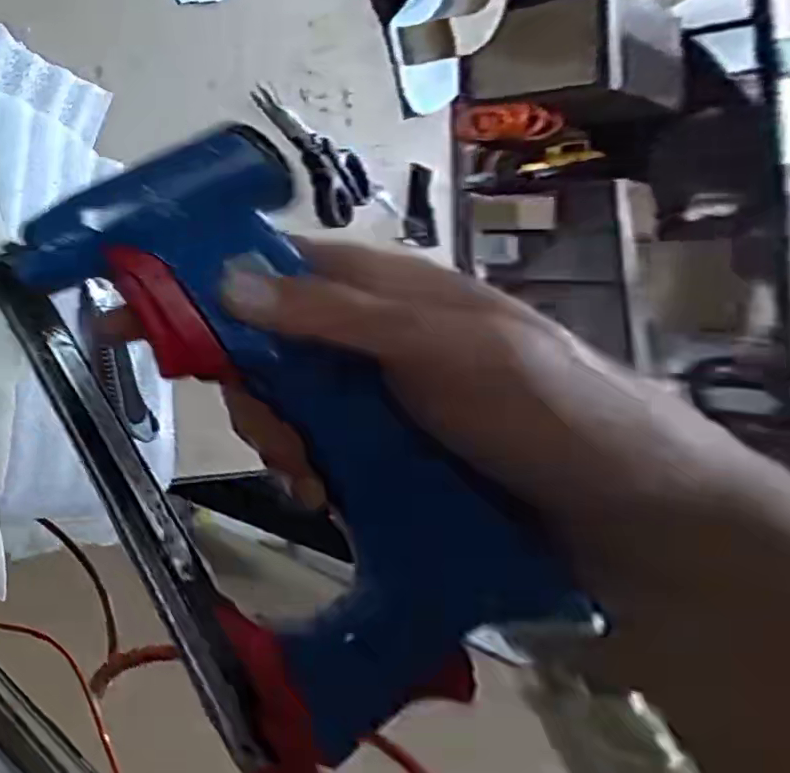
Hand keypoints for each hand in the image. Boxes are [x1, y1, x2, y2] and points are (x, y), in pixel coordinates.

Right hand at [216, 240, 733, 530]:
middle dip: (245, 390)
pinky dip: (295, 466)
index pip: (259, 265)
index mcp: (366, 284)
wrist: (643, 523)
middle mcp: (347, 328)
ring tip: (308, 477)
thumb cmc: (549, 408)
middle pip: (250, 340)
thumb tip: (224, 283)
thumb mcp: (444, 347)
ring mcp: (353, 385)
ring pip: (268, 395)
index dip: (200, 286)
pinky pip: (297, 439)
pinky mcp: (360, 436)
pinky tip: (319, 492)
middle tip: (270, 436)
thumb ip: (334, 314)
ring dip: (273, 437)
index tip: (146, 321)